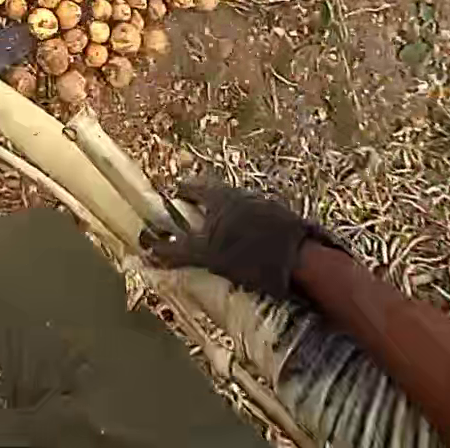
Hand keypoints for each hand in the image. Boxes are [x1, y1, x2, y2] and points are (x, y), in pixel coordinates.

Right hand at [144, 183, 316, 300]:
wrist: (303, 261)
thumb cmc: (249, 254)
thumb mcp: (207, 255)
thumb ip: (176, 252)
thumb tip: (146, 250)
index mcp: (217, 197)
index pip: (190, 187)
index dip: (178, 194)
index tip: (170, 201)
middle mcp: (237, 194)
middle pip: (212, 193)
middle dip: (199, 204)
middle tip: (189, 218)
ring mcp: (259, 204)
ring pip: (232, 205)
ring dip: (221, 216)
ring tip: (214, 235)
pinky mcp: (278, 218)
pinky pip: (250, 217)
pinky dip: (240, 227)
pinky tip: (242, 246)